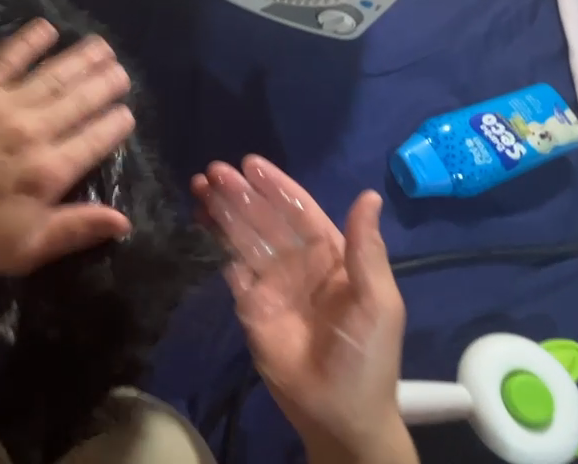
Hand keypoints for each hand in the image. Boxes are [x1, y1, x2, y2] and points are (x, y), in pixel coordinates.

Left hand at [0, 19, 136, 279]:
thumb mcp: (25, 248)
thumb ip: (76, 229)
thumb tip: (123, 218)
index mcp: (48, 171)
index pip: (94, 140)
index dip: (114, 124)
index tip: (127, 112)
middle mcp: (32, 131)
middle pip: (78, 101)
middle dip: (104, 84)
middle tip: (121, 70)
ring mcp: (1, 105)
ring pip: (52, 75)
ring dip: (79, 59)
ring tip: (100, 46)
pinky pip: (7, 58)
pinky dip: (28, 42)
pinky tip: (46, 28)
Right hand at [193, 157, 415, 463]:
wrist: (338, 414)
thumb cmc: (365, 355)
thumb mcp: (377, 302)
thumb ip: (366, 249)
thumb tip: (368, 195)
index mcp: (332, 256)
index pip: (300, 211)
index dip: (276, 187)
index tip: (251, 164)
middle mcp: (298, 262)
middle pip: (265, 218)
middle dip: (241, 193)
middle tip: (214, 170)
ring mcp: (271, 282)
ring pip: (243, 235)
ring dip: (223, 209)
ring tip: (200, 184)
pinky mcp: (248, 304)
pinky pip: (230, 264)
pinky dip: (216, 240)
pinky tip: (202, 218)